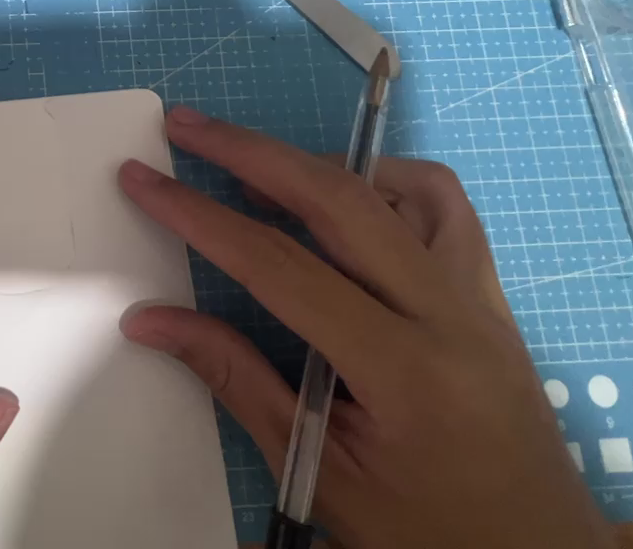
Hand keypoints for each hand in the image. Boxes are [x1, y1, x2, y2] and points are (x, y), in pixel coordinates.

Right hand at [118, 107, 613, 548]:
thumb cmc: (426, 535)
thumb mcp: (316, 471)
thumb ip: (234, 379)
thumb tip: (148, 320)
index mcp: (404, 369)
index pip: (278, 265)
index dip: (198, 215)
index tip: (142, 179)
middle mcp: (451, 314)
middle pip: (337, 198)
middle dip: (248, 150)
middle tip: (184, 124)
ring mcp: (480, 298)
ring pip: (400, 187)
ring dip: (316, 163)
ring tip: (256, 171)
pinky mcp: (490, 297)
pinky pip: (443, 208)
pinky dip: (384, 182)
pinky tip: (343, 202)